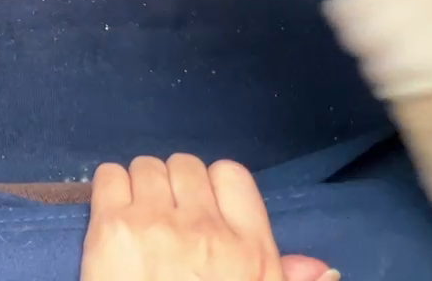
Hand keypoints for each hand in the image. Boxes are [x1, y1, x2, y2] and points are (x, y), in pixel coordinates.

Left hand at [82, 154, 334, 280]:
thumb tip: (322, 267)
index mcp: (250, 251)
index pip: (232, 174)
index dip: (215, 187)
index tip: (204, 209)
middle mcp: (205, 228)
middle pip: (184, 165)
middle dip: (176, 187)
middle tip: (169, 219)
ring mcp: (155, 223)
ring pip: (145, 166)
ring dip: (142, 188)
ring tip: (142, 221)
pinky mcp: (111, 226)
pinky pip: (109, 174)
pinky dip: (111, 188)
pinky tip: (116, 218)